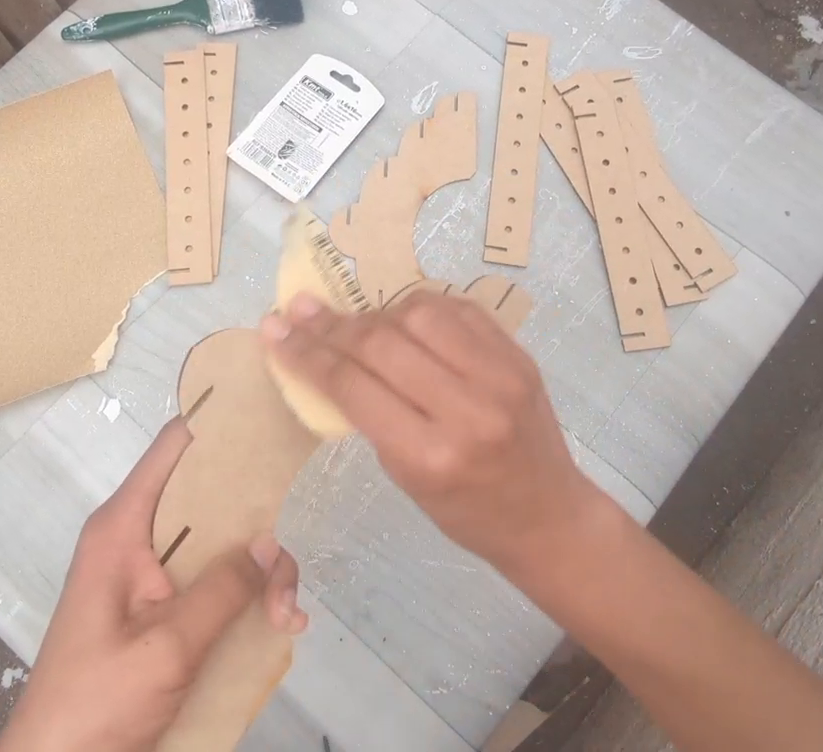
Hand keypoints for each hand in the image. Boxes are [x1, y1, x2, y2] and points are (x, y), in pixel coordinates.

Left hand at [0, 419, 306, 751]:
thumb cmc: (95, 703)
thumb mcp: (166, 646)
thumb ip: (222, 589)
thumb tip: (272, 539)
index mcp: (124, 525)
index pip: (176, 445)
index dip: (220, 423)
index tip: (272, 418)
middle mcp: (139, 536)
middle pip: (212, 498)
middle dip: (258, 525)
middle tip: (287, 569)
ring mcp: (153, 573)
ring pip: (222, 543)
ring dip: (260, 574)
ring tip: (285, 618)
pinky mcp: (164, 607)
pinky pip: (216, 583)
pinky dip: (248, 599)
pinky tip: (276, 628)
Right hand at [261, 290, 598, 576]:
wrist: (547, 515)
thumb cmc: (465, 512)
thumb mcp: (403, 477)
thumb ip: (369, 414)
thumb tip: (325, 352)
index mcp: (428, 456)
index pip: (352, 386)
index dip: (306, 353)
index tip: (275, 331)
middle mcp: (467, 409)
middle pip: (381, 342)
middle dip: (331, 325)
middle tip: (300, 311)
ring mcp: (499, 376)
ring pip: (419, 313)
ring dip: (378, 312)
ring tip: (359, 323)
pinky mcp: (518, 355)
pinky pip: (458, 309)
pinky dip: (421, 307)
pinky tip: (403, 317)